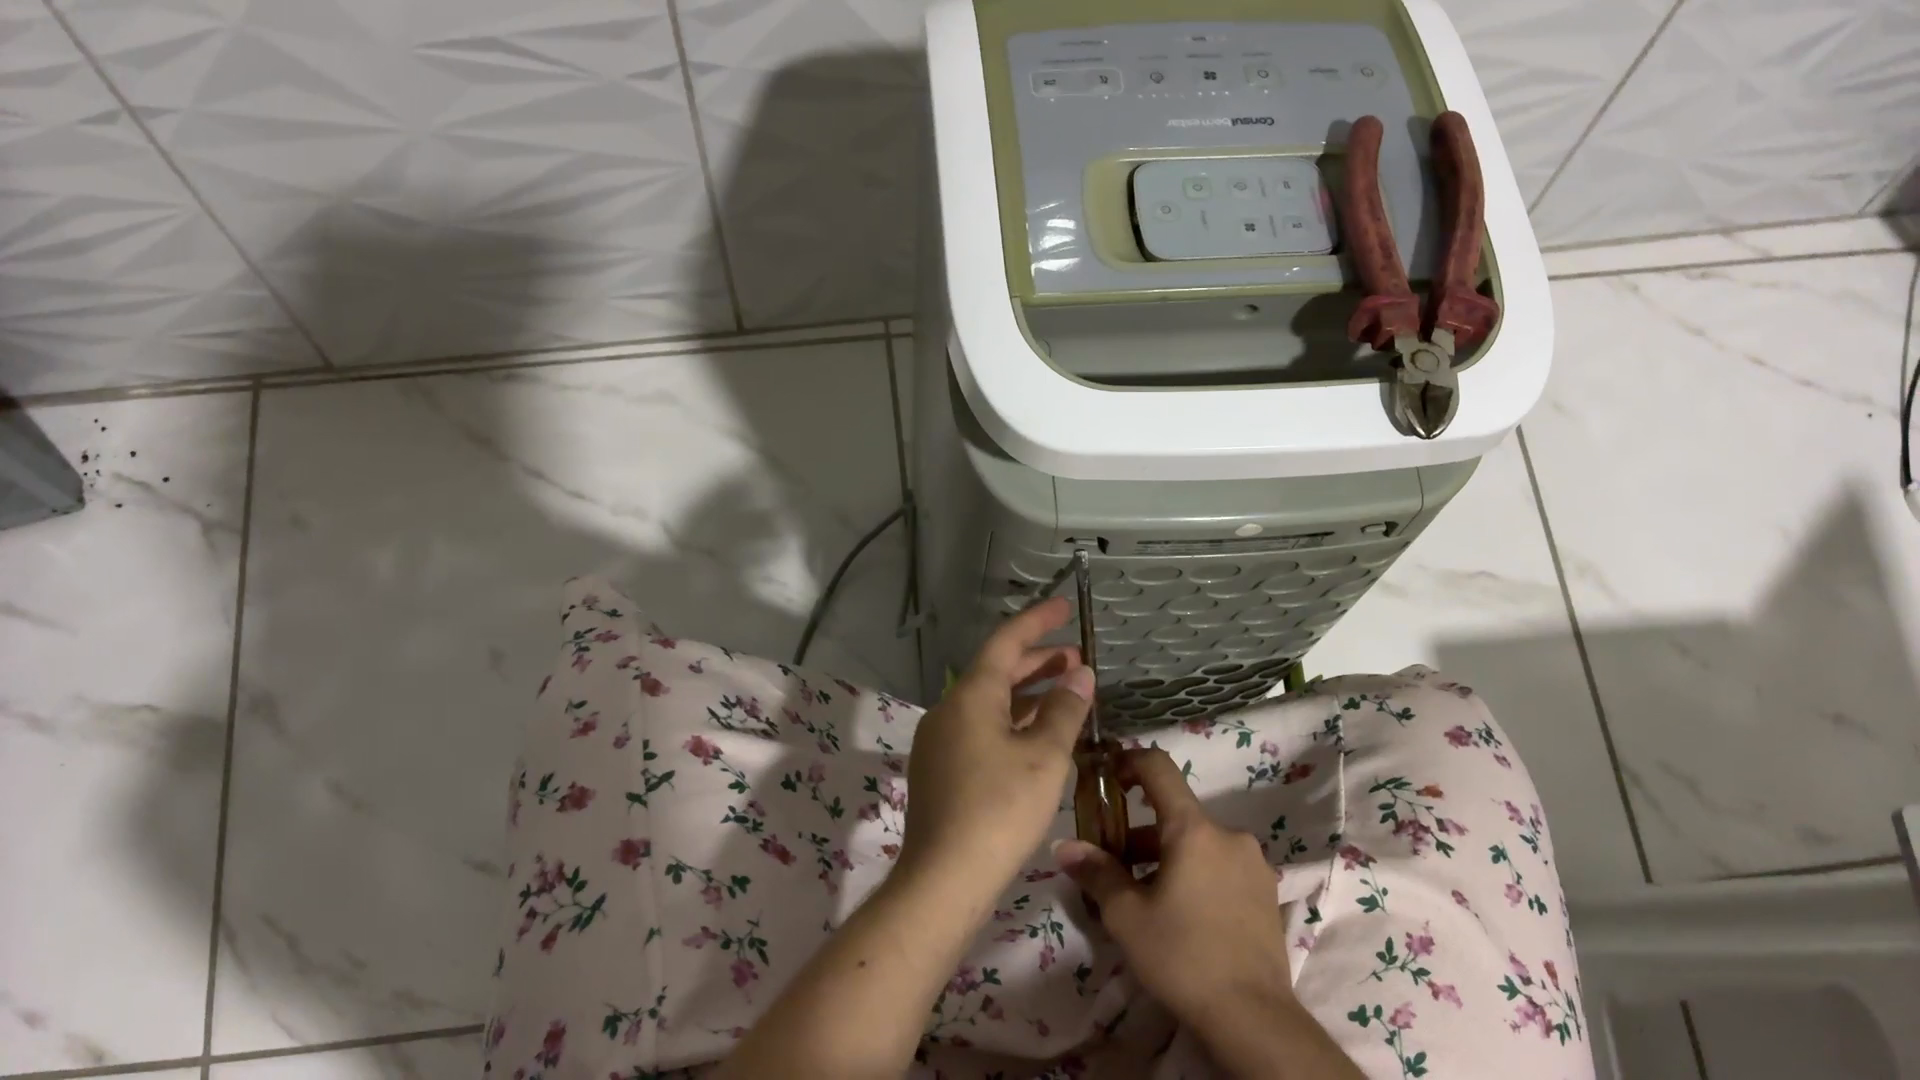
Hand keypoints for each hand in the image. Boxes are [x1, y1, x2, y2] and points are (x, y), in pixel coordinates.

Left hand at [900, 596, 1094, 886]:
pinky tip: (1037, 737)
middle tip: (1077, 658)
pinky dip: (1011, 721)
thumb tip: (1080, 674)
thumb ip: (1064, 710)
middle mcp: (948, 710)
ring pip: (988, 703)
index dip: (1037, 621)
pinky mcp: (941, 769)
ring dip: (1026, 694)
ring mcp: (940, 741)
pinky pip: (980, 728)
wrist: (944, 877)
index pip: (1005, 642)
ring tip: (1066, 693)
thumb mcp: (1044, 758)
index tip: (1065, 607)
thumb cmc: (1000, 810)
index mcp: (970, 696)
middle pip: (996, 672)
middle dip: (1037, 661)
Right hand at [1054, 748, 1292, 1025]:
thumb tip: (1064, 846)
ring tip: (1142, 899)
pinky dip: (1194, 875)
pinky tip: (1180, 915)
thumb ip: (1096, 872)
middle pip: (1174, 815)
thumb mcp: (1126, 916)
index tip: (1107, 775)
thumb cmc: (1182, 956)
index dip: (1129, 762)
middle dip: (1139, 833)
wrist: (1253, 1017)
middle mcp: (1228, 835)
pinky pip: (1220, 867)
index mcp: (1193, 829)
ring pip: (1197, 844)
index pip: (1159, 768)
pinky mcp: (1265, 893)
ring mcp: (1253, 864)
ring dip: (1166, 858)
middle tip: (1111, 866)